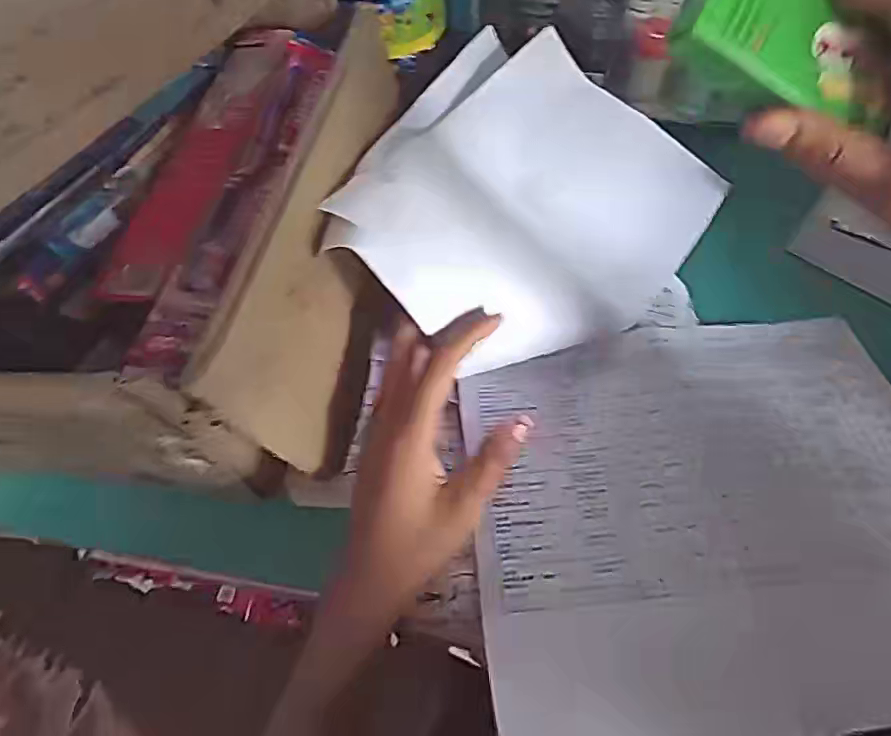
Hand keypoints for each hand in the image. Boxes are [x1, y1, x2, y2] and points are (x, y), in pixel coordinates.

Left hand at [266, 310, 528, 735]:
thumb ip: (492, 461)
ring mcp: (376, 426)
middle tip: (478, 312)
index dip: (466, 336)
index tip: (494, 318)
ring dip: (424, 338)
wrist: (366, 578)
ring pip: (396, 365)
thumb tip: (524, 417)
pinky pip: (392, 382)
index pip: (438, 366)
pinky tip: (429, 365)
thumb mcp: (463, 510)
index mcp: (410, 432)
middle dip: (444, 327)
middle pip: (411, 354)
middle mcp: (388, 419)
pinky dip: (413, 360)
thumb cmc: (417, 546)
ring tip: (457, 325)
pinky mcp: (374, 436)